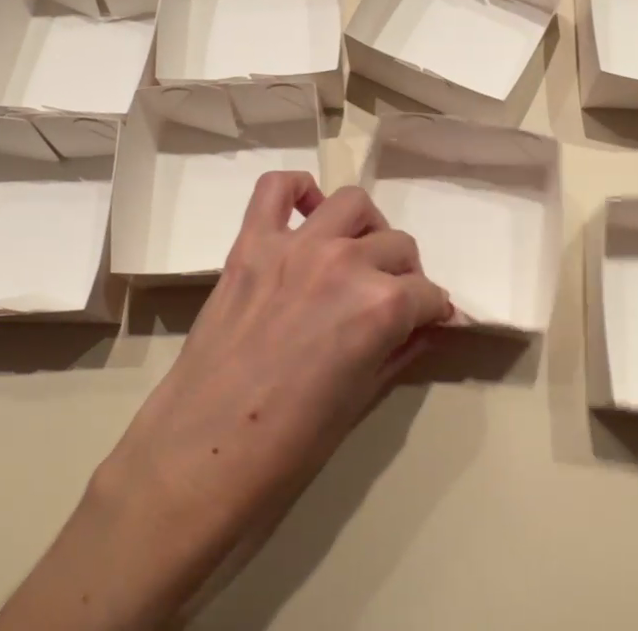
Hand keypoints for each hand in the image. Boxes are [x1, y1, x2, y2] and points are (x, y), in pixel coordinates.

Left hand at [112, 173, 450, 507]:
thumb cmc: (292, 443)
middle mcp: (346, 262)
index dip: (432, 311)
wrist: (205, 451)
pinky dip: (298, 189)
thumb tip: (425, 327)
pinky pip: (276, 188)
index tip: (428, 322)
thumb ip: (400, 351)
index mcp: (382, 306)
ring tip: (356, 257)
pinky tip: (308, 212)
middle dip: (405, 275)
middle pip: (398, 246)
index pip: (428, 294)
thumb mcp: (363, 398)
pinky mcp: (251, 243)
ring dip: (367, 228)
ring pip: (353, 204)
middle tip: (390, 302)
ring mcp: (296, 246)